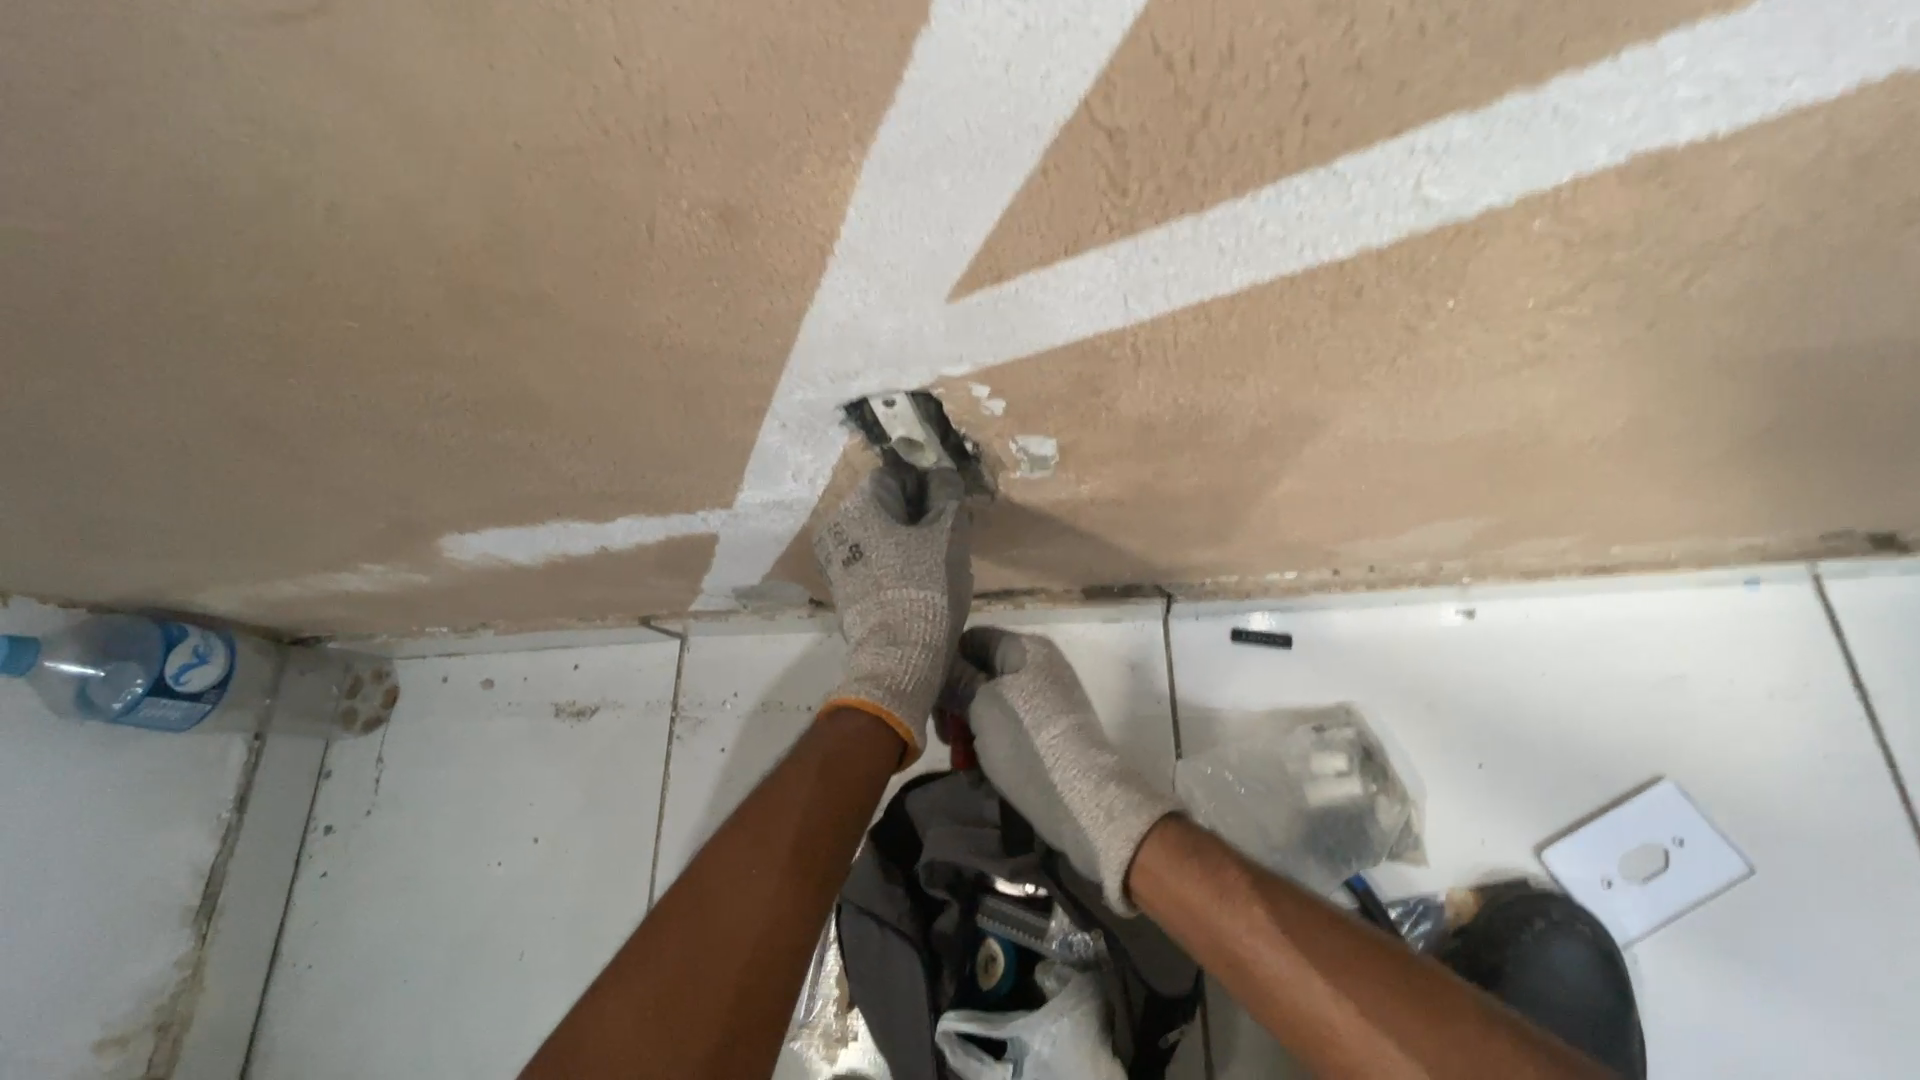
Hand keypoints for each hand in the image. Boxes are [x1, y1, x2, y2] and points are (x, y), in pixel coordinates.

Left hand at [813, 461, 971, 766]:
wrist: (899, 656)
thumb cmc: (925, 587)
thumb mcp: (949, 534)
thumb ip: (947, 495)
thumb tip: (941, 475)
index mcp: (858, 505)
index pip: (896, 474)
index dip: (927, 487)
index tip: (951, 508)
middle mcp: (837, 526)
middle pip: (887, 506)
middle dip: (919, 517)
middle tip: (950, 537)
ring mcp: (836, 560)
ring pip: (883, 536)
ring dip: (910, 542)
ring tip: (938, 564)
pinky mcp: (844, 589)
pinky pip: (875, 563)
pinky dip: (897, 566)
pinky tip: (921, 584)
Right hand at [947, 627, 1179, 912]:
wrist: (1083, 800)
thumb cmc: (1027, 743)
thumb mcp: (980, 706)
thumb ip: (955, 680)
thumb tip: (941, 665)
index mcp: (1026, 648)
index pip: (973, 639)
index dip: (947, 664)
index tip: (931, 697)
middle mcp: (1038, 667)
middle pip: (979, 675)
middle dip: (957, 707)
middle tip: (946, 737)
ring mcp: (1046, 701)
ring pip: (990, 707)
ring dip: (970, 735)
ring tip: (964, 766)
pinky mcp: (1050, 733)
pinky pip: (1009, 731)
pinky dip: (991, 750)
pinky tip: (982, 778)